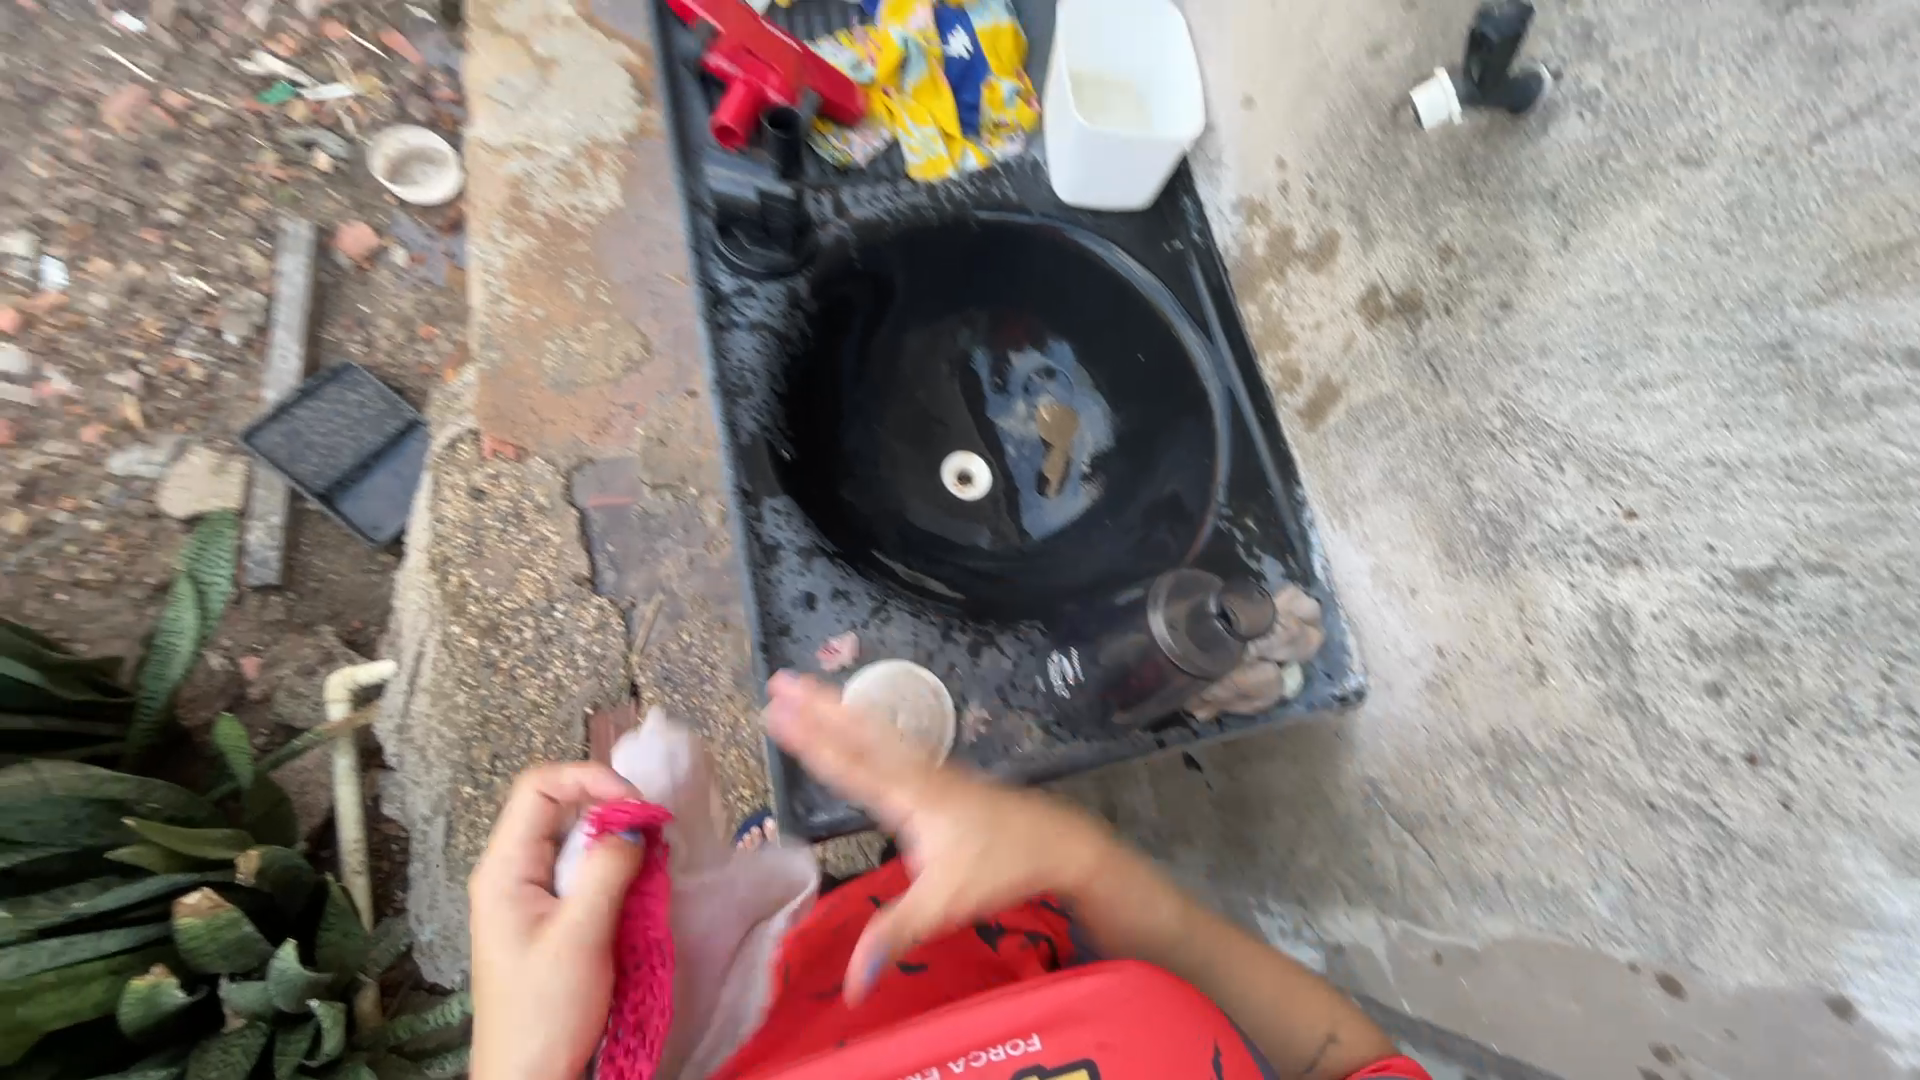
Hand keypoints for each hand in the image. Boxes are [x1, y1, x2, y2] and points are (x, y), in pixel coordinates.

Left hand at [468, 763, 644, 1079]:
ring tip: (651, 852)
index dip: (588, 778)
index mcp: (504, 869)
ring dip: (618, 833)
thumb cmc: (546, 1012)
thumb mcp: (579, 937)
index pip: (540, 787)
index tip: (635, 802)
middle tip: (652, 827)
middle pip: (560, 803)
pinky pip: (587, 863)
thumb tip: (636, 824)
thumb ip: (607, 870)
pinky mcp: (554, 909)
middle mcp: (514, 870)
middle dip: (610, 803)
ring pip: (577, 832)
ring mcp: (533, 890)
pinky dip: (618, 859)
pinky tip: (639, 876)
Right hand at [764, 671, 1118, 1002]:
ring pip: (877, 731)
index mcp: (910, 796)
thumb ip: (895, 935)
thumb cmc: (1000, 868)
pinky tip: (859, 720)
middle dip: (819, 706)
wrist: (1055, 841)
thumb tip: (848, 987)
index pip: (850, 765)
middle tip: (780, 681)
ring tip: (807, 687)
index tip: (777, 713)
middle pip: (860, 733)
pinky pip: (892, 739)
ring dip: (840, 708)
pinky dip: (866, 722)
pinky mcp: (941, 773)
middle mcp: (916, 772)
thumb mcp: (945, 906)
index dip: (811, 740)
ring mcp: (930, 768)